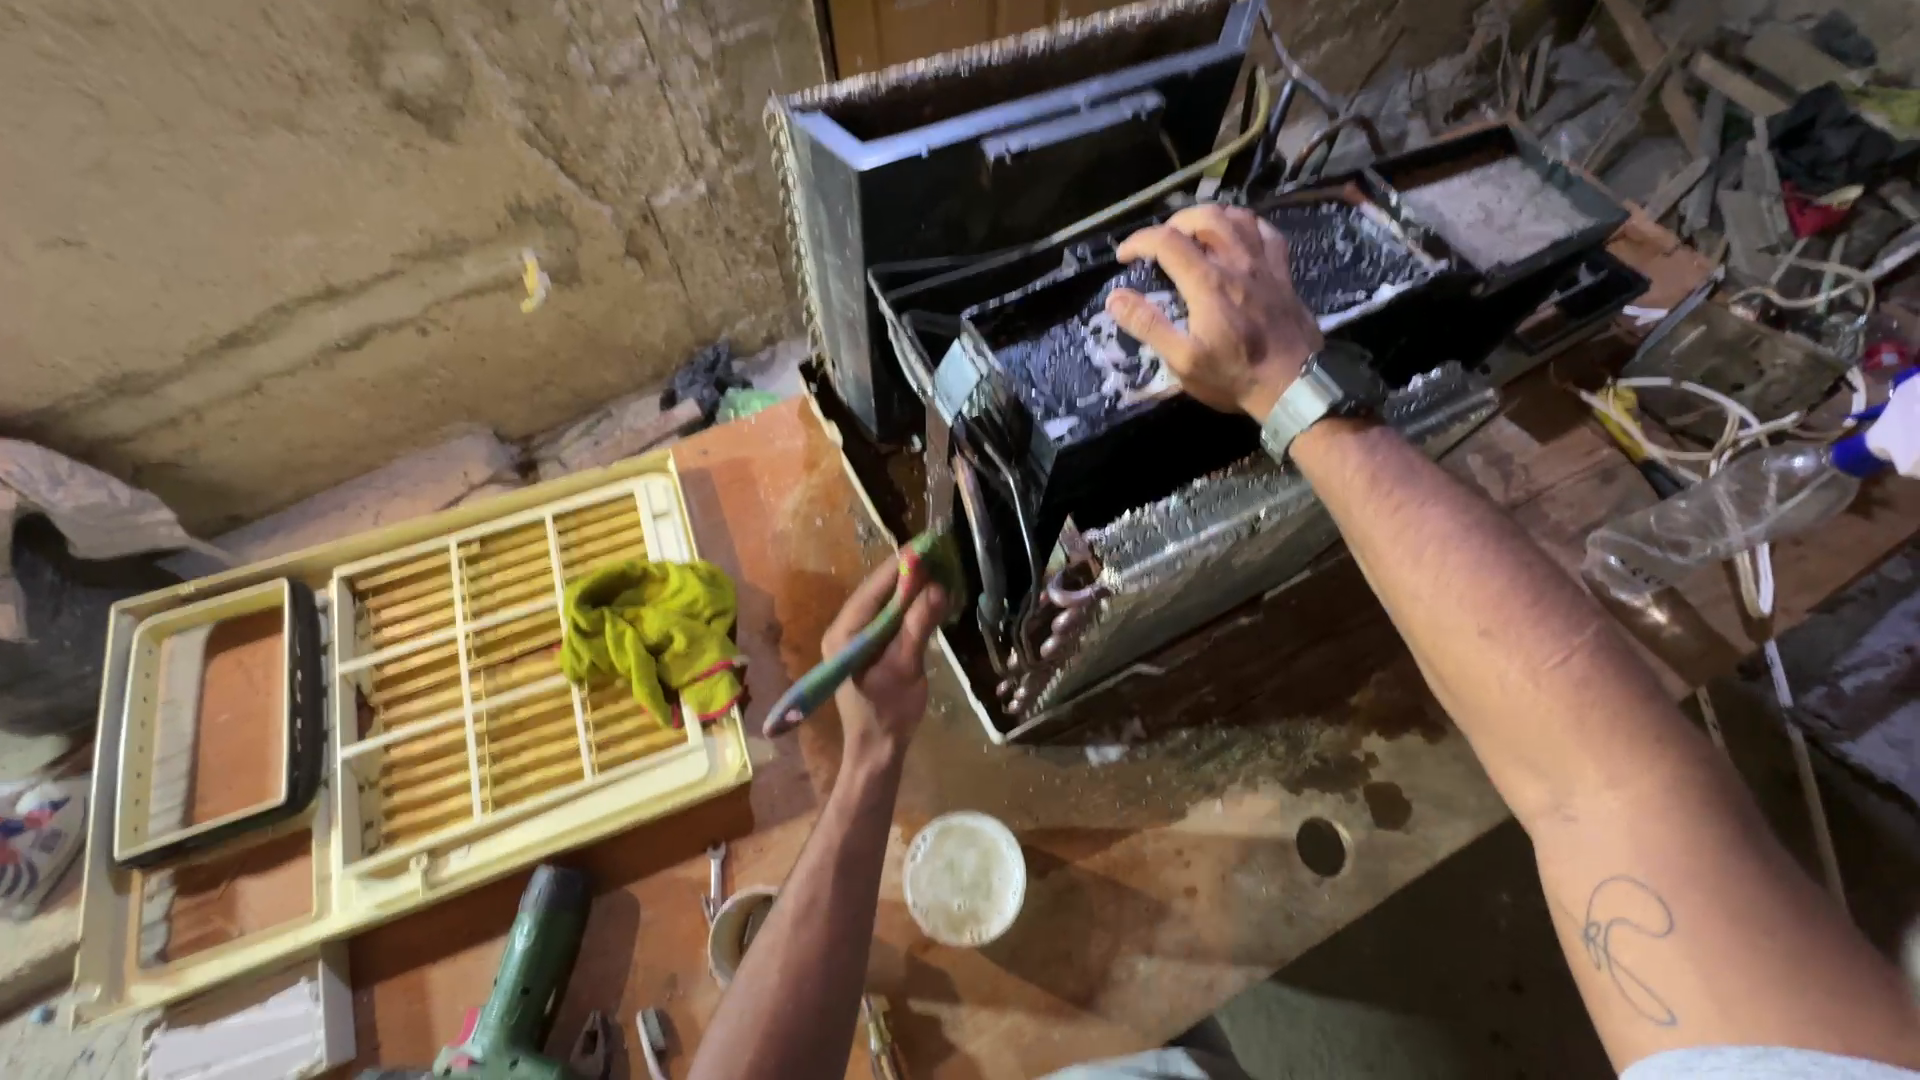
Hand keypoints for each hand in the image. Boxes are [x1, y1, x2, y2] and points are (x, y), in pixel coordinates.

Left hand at [822, 556, 947, 767]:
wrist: (878, 749)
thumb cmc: (887, 711)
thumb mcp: (905, 667)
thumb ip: (918, 626)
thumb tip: (937, 587)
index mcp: (845, 633)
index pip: (874, 588)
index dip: (900, 565)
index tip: (926, 544)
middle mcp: (847, 630)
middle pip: (879, 592)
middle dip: (908, 573)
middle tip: (938, 552)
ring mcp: (858, 639)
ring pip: (886, 603)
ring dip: (911, 588)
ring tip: (939, 567)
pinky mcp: (871, 647)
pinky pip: (891, 618)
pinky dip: (911, 606)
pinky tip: (931, 597)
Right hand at [1105, 204, 1323, 419]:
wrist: (1294, 385)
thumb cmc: (1233, 376)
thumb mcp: (1183, 361)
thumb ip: (1149, 326)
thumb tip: (1115, 298)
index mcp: (1207, 283)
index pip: (1166, 242)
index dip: (1139, 242)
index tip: (1124, 256)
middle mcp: (1236, 263)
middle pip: (1204, 217)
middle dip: (1175, 222)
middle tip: (1160, 242)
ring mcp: (1264, 265)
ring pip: (1237, 218)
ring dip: (1210, 218)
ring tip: (1194, 233)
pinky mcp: (1283, 274)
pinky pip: (1266, 233)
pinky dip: (1246, 226)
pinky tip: (1236, 237)